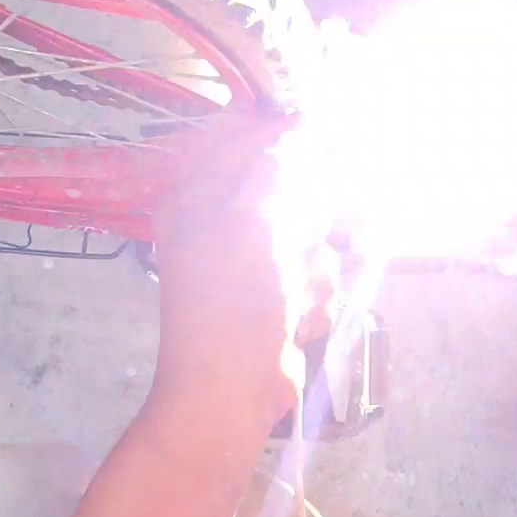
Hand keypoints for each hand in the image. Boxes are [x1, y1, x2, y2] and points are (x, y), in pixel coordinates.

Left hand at [148, 123, 335, 436]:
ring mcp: (254, 269)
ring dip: (309, 273)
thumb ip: (272, 174)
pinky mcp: (279, 301)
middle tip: (293, 250)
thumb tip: (292, 132)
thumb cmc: (232, 304)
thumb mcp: (248, 227)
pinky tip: (294, 326)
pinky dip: (311, 303)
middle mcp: (223, 229)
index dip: (278, 133)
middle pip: (287, 195)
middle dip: (302, 226)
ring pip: (312, 241)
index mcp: (197, 204)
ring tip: (288, 302)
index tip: (319, 125)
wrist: (232, 391)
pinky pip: (316, 281)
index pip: (238, 144)